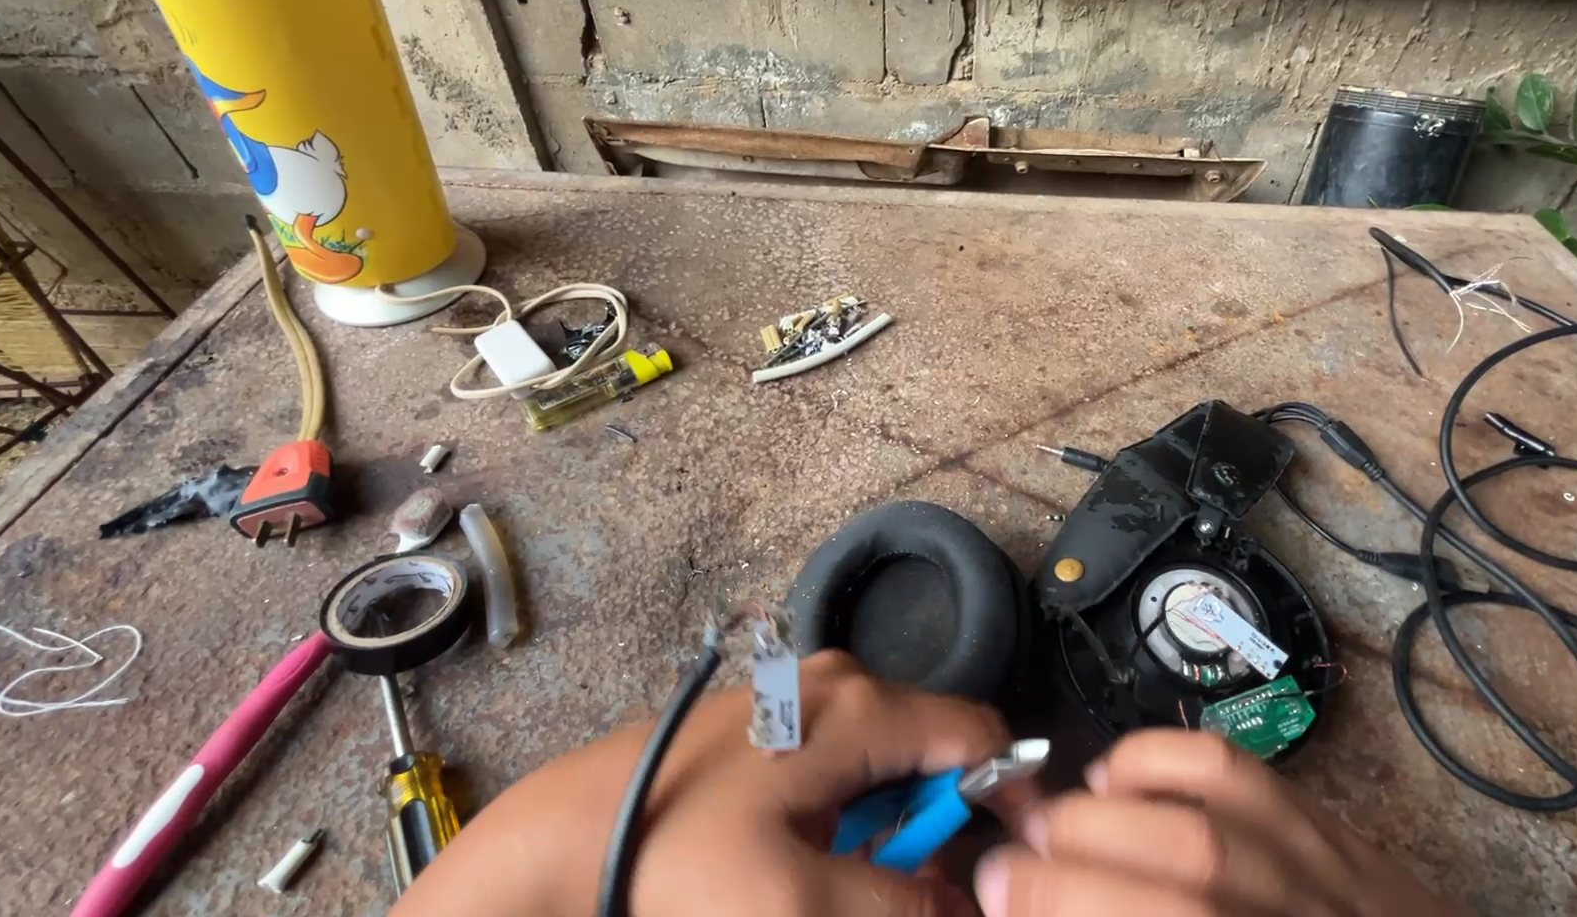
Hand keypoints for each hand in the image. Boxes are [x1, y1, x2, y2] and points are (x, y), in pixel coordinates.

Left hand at [393, 650, 1023, 916]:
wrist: (562, 834)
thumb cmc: (679, 862)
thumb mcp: (798, 900)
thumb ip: (901, 903)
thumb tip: (963, 902)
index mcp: (860, 707)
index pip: (977, 732)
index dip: (1010, 791)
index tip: (1013, 856)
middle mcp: (839, 681)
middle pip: (931, 746)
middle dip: (939, 822)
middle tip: (911, 890)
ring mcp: (800, 691)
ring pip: (885, 755)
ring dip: (889, 821)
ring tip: (842, 877)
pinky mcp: (770, 713)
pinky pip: (841, 755)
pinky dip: (849, 806)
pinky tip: (805, 847)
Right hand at [975, 730, 1459, 916]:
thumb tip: (1040, 905)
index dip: (1063, 902)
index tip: (997, 887)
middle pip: (1192, 878)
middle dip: (1076, 858)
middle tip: (1009, 855)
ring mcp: (1338, 883)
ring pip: (1216, 823)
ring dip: (1112, 810)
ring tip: (1053, 817)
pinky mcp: (1337, 832)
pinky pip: (1246, 773)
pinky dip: (1166, 759)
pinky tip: (1118, 774)